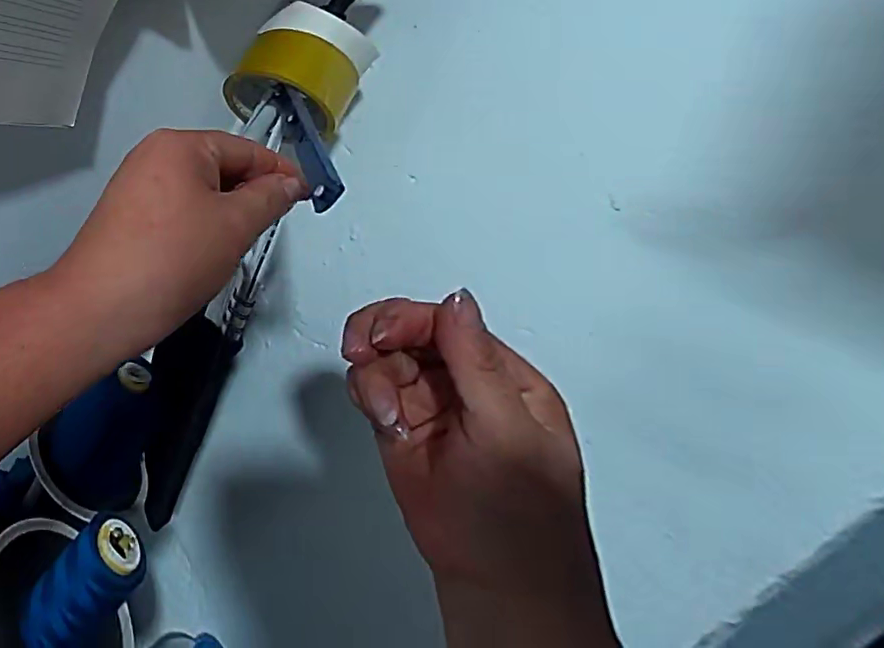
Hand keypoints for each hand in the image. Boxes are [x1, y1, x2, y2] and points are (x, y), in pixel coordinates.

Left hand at [50, 129, 306, 349]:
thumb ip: (269, 197)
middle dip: (249, 193)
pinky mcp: (126, 212)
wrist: (102, 304)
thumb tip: (287, 182)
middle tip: (270, 223)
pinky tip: (202, 253)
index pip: (245, 148)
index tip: (304, 192)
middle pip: (219, 166)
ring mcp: (134, 184)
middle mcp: (149, 156)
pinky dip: (197, 225)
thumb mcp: (235, 226)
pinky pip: (175, 208)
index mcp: (175, 145)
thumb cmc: (165, 261)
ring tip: (231, 245)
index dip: (280, 171)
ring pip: (198, 190)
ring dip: (223, 213)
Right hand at [342, 291, 618, 646]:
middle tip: (363, 352)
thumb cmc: (520, 525)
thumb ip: (478, 364)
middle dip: (377, 337)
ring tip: (384, 410)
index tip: (379, 336)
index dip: (406, 320)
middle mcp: (463, 383)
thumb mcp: (507, 435)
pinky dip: (364, 393)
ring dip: (370, 375)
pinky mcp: (397, 420)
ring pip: (379, 354)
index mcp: (505, 379)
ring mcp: (428, 401)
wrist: (493, 584)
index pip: (446, 321)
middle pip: (406, 328)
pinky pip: (366, 383)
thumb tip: (459, 301)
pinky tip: (381, 418)